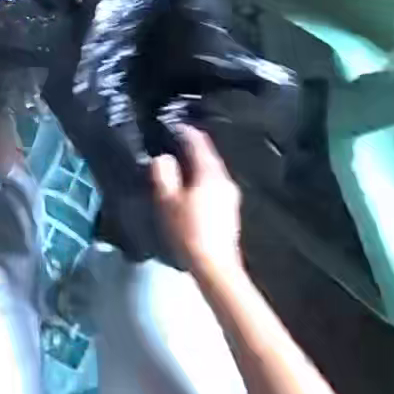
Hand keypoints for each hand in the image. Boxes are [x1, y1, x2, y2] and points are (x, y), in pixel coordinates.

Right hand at [150, 125, 243, 279]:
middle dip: (190, 147)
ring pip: (211, 170)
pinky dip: (201, 178)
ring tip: (178, 162)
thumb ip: (163, 173)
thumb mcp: (167, 199)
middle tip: (172, 142)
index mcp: (210, 174)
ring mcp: (230, 197)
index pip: (198, 143)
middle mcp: (224, 181)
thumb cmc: (188, 231)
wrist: (216, 269)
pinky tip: (189, 186)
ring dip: (196, 164)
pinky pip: (213, 183)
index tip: (171, 124)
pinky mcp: (229, 211)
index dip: (185, 131)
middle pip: (208, 155)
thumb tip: (163, 158)